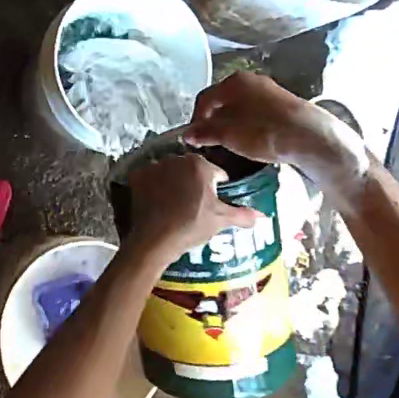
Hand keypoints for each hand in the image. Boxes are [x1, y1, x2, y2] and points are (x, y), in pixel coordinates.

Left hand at [122, 154, 260, 261]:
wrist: (155, 239)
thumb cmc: (191, 225)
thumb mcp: (221, 220)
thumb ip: (243, 214)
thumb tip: (262, 215)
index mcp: (199, 164)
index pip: (216, 173)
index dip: (217, 188)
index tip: (213, 202)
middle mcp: (175, 159)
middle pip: (191, 169)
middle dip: (194, 183)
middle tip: (195, 205)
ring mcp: (153, 166)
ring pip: (170, 172)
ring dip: (173, 183)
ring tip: (175, 205)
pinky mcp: (136, 176)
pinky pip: (150, 178)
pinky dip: (154, 187)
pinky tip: (158, 203)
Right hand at [183, 73, 371, 197]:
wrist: (312, 138)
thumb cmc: (264, 132)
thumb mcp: (228, 135)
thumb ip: (204, 132)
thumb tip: (186, 134)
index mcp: (233, 82)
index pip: (204, 99)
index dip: (195, 120)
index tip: (194, 139)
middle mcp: (250, 80)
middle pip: (222, 102)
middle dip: (214, 122)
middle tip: (211, 143)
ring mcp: (269, 91)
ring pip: (240, 108)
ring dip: (231, 125)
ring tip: (231, 144)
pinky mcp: (285, 104)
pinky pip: (257, 113)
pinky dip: (249, 125)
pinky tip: (252, 141)